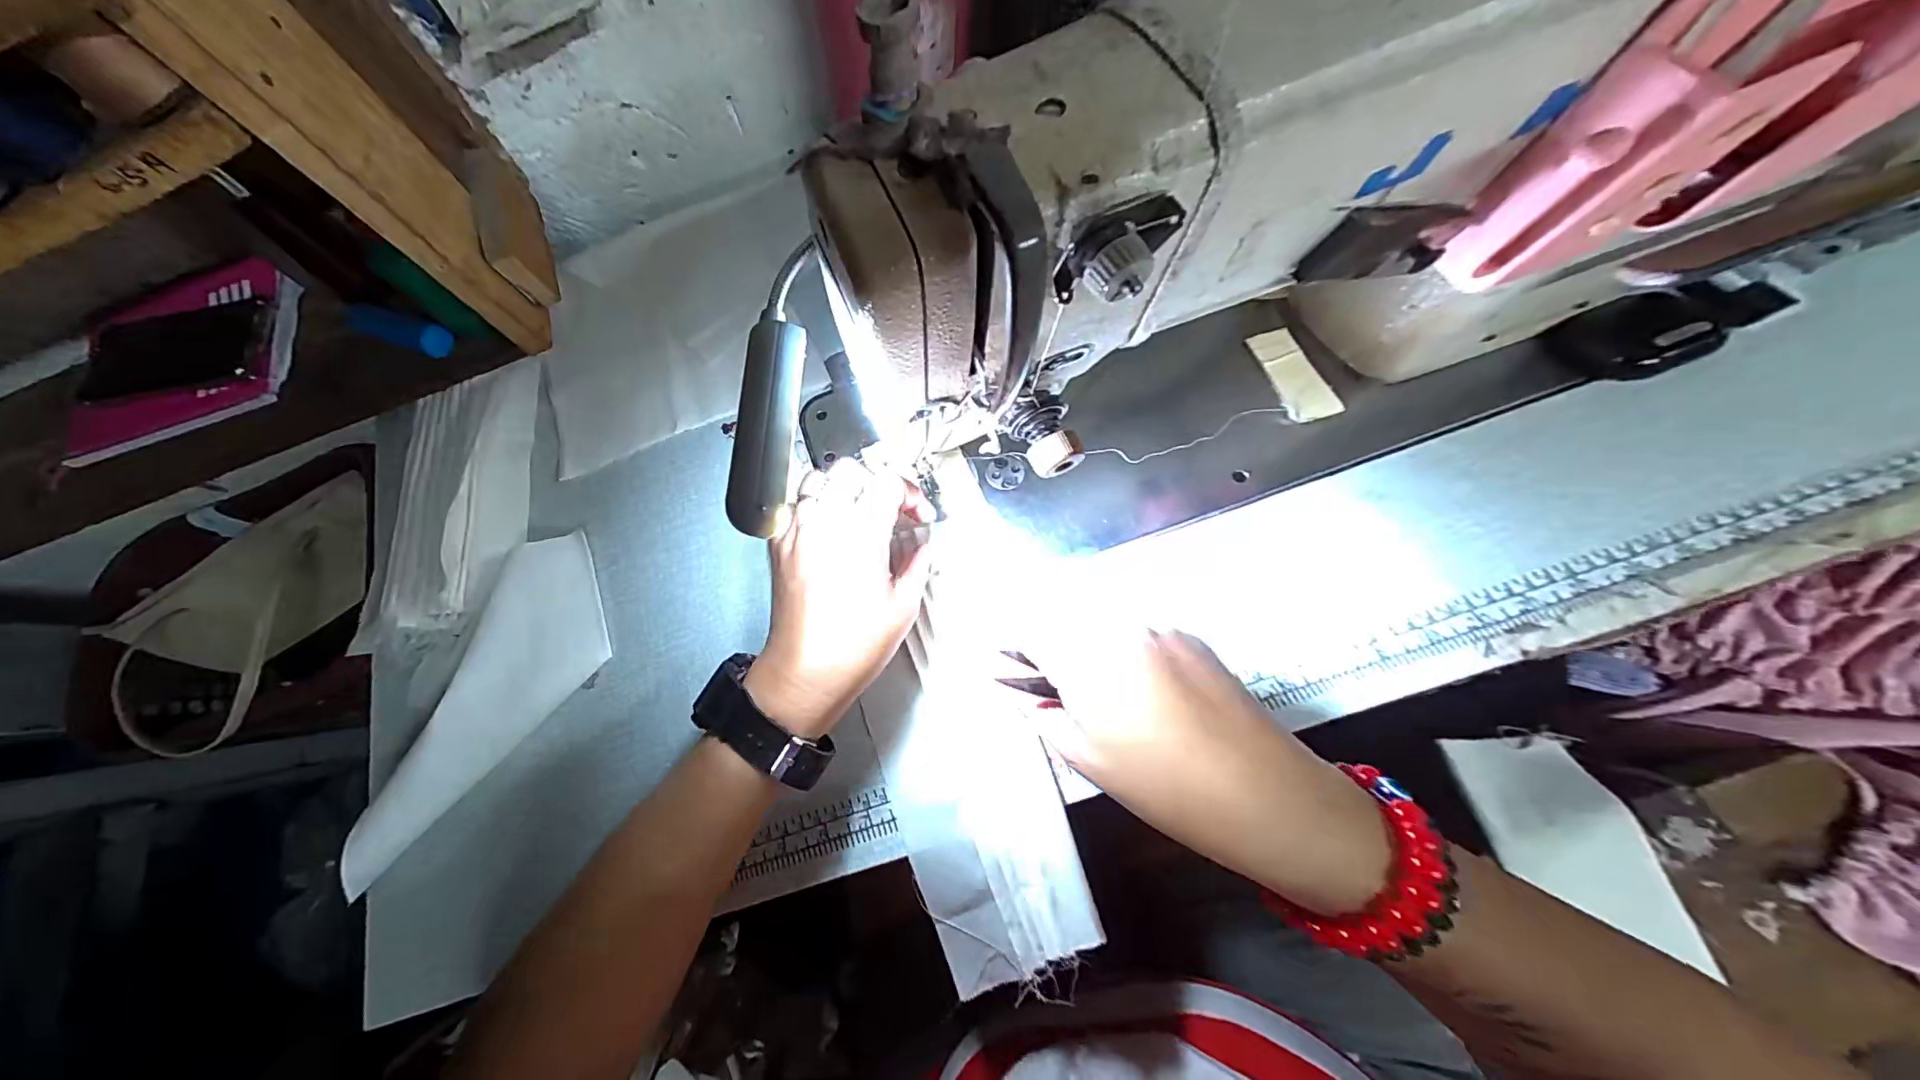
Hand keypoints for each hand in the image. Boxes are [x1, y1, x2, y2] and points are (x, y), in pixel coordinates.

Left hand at [743, 461, 935, 739]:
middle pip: (852, 470)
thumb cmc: (848, 648)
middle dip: (878, 482)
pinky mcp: (780, 545)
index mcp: (860, 538)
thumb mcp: (903, 605)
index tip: (915, 510)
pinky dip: (816, 503)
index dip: (909, 491)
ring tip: (861, 510)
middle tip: (892, 507)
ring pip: (819, 478)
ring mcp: (798, 533)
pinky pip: (796, 503)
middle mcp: (825, 527)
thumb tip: (920, 542)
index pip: (887, 482)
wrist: (805, 671)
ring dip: (845, 487)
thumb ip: (917, 560)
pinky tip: (830, 524)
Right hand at [1015, 624, 1392, 914]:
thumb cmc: (1166, 786)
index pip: (1032, 625)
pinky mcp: (1192, 637)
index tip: (1010, 670)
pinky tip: (1136, 691)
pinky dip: (1120, 648)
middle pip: (1066, 614)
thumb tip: (1025, 694)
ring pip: (1102, 620)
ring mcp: (1162, 627)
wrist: (1269, 794)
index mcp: (1091, 654)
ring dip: (1085, 643)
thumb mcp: (1089, 758)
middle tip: (1050, 685)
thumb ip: (1047, 716)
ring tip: (1096, 693)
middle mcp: (1124, 625)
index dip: (1013, 645)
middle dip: (1049, 642)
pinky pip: (1137, 630)